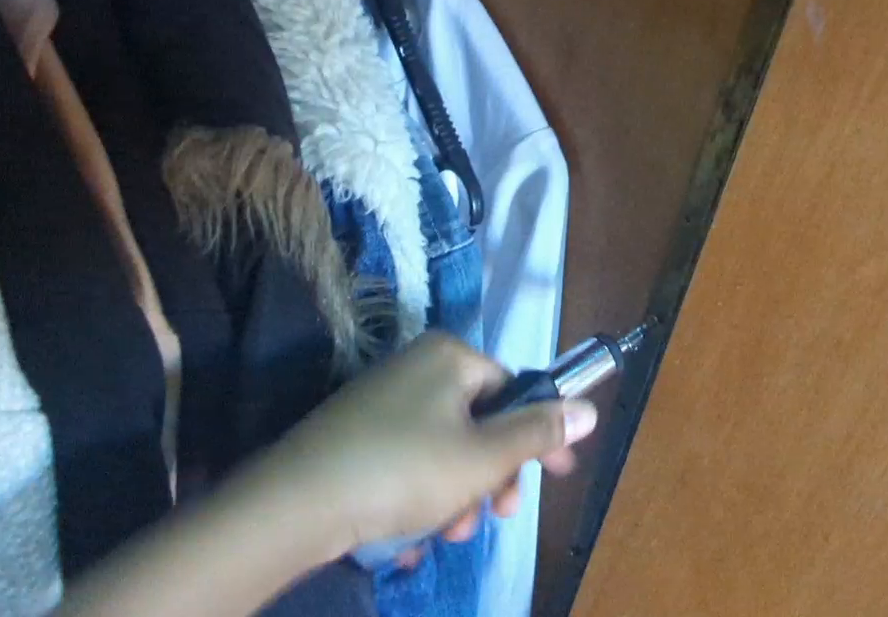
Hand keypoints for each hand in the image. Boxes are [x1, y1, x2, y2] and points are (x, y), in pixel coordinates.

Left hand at [257, 332, 598, 556]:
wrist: (299, 500)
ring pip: (447, 445)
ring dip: (459, 492)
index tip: (555, 476)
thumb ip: (538, 432)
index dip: (537, 434)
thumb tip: (588, 407)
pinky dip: (423, 491)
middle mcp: (419, 364)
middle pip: (481, 420)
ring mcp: (385, 396)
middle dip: (492, 475)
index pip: (513, 387)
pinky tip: (416, 532)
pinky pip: (412, 456)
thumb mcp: (483, 456)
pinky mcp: (360, 429)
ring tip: (446, 532)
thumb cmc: (405, 469)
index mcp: (451, 355)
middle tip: (494, 517)